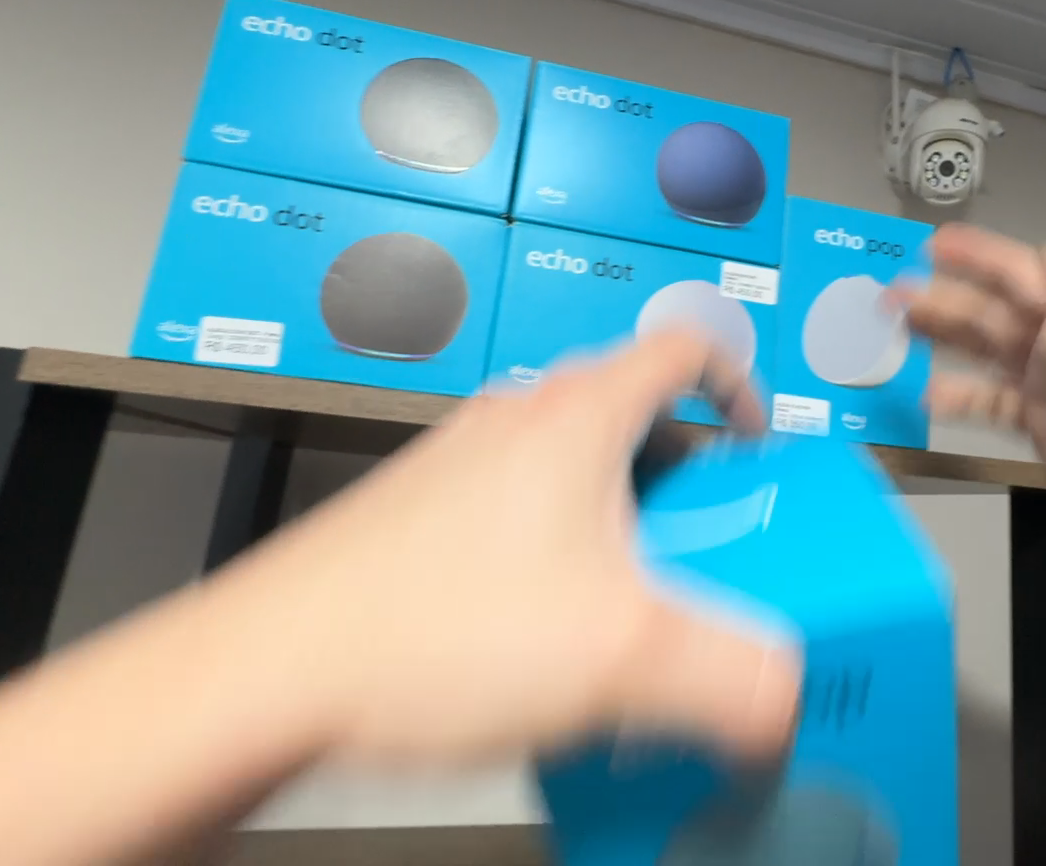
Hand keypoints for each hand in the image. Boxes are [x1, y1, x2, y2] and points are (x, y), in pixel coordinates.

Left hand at [203, 330, 802, 767]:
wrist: (263, 675)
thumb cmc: (421, 629)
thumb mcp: (618, 657)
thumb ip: (731, 677)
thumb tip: (782, 697)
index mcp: (578, 416)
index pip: (682, 349)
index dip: (738, 383)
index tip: (753, 444)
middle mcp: (523, 421)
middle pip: (638, 416)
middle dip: (688, 480)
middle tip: (703, 549)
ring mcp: (472, 461)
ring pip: (581, 466)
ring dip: (626, 519)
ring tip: (631, 601)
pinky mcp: (435, 510)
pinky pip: (530, 508)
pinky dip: (567, 549)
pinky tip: (555, 630)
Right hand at [897, 225, 1045, 586]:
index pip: (1030, 281)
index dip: (982, 259)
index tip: (933, 246)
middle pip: (996, 315)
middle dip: (945, 299)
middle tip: (892, 294)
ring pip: (986, 353)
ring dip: (943, 338)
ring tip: (897, 330)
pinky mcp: (1039, 429)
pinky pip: (989, 403)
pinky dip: (959, 397)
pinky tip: (929, 398)